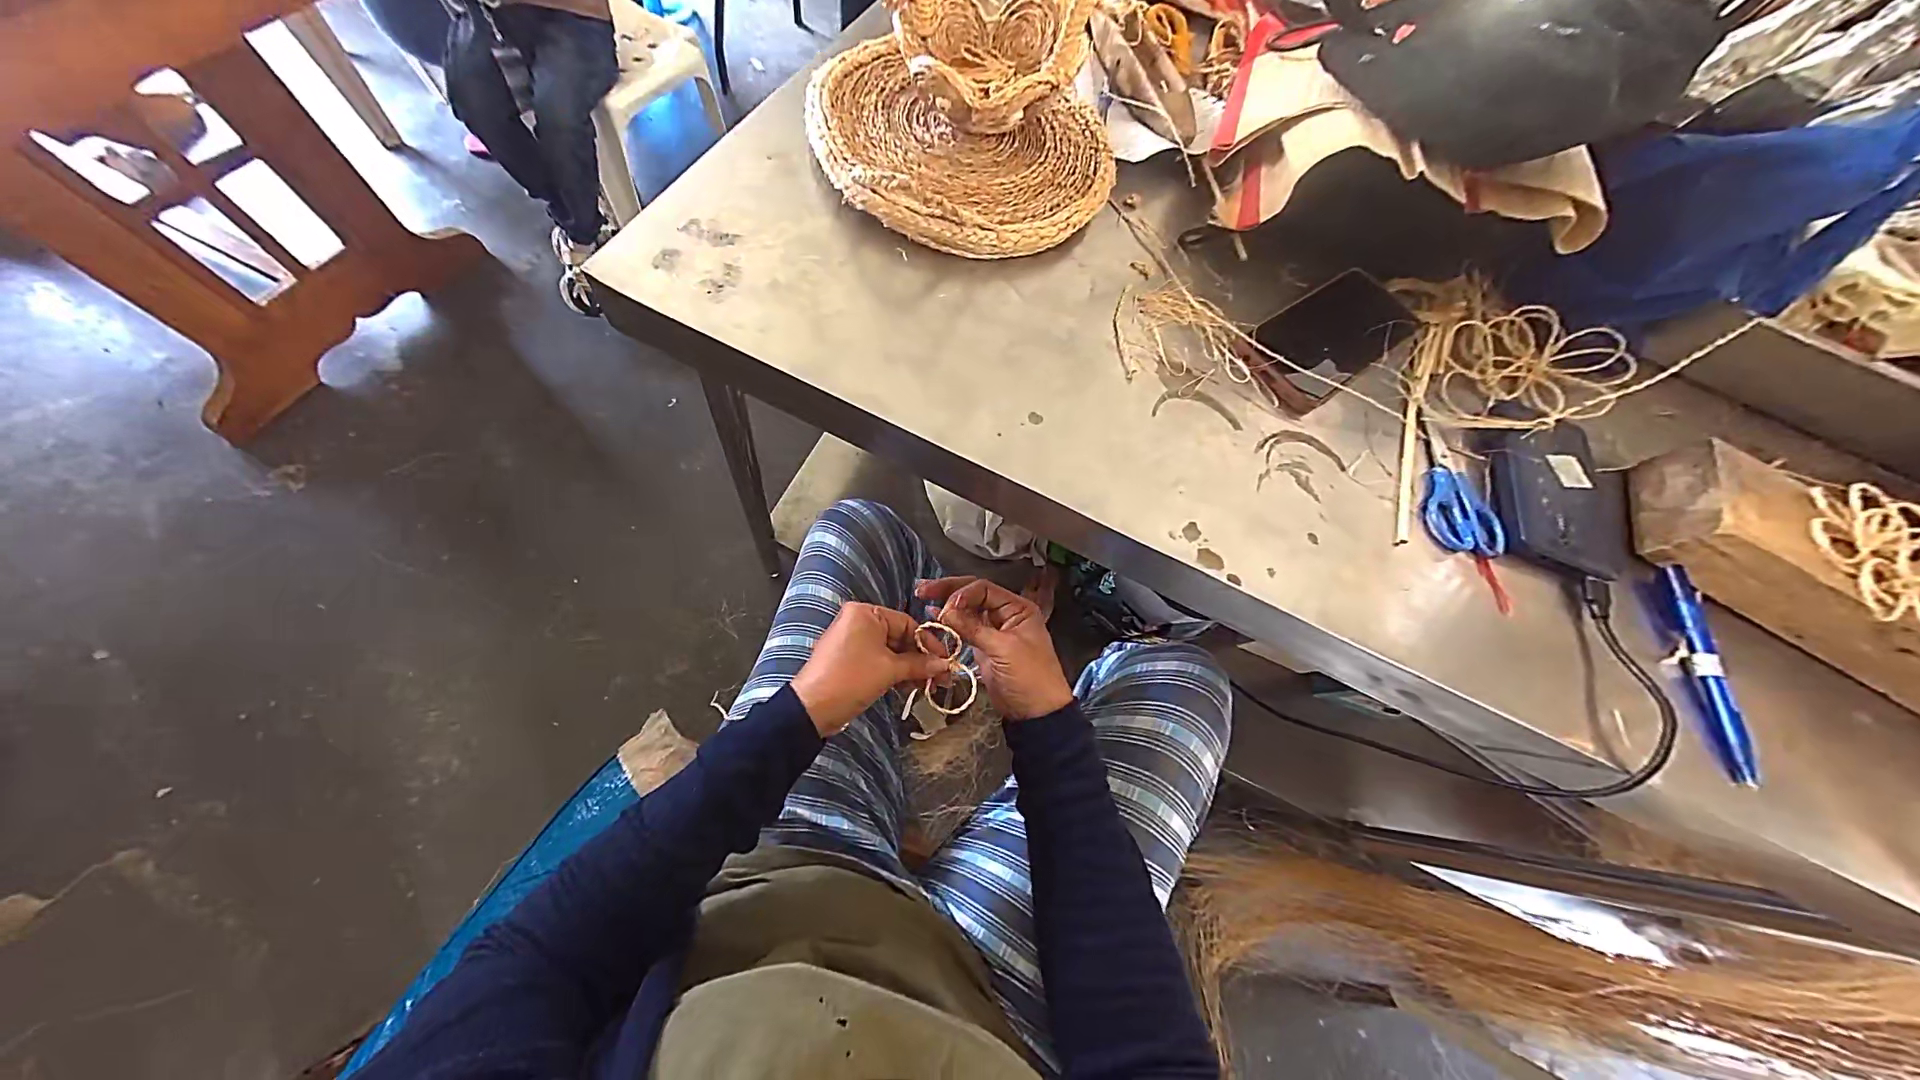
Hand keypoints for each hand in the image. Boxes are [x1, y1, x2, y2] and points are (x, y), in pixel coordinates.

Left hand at [790, 603, 952, 736]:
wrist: (812, 709)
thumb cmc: (850, 680)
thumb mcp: (890, 671)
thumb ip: (920, 664)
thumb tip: (943, 664)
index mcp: (866, 613)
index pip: (907, 623)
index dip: (928, 644)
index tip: (944, 660)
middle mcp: (858, 621)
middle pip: (900, 637)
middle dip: (920, 659)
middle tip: (939, 677)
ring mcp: (852, 640)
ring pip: (890, 651)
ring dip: (909, 668)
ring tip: (926, 686)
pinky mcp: (849, 659)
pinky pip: (878, 660)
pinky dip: (893, 672)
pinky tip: (908, 687)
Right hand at [916, 577, 1073, 720]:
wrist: (1036, 713)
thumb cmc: (1030, 677)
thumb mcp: (1004, 649)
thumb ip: (974, 628)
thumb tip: (945, 611)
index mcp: (1018, 609)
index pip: (984, 590)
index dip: (962, 594)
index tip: (945, 607)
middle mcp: (1005, 615)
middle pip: (974, 595)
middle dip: (949, 591)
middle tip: (924, 589)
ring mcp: (993, 631)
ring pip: (967, 611)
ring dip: (946, 606)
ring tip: (924, 598)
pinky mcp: (984, 647)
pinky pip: (964, 629)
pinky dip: (950, 623)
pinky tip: (934, 617)